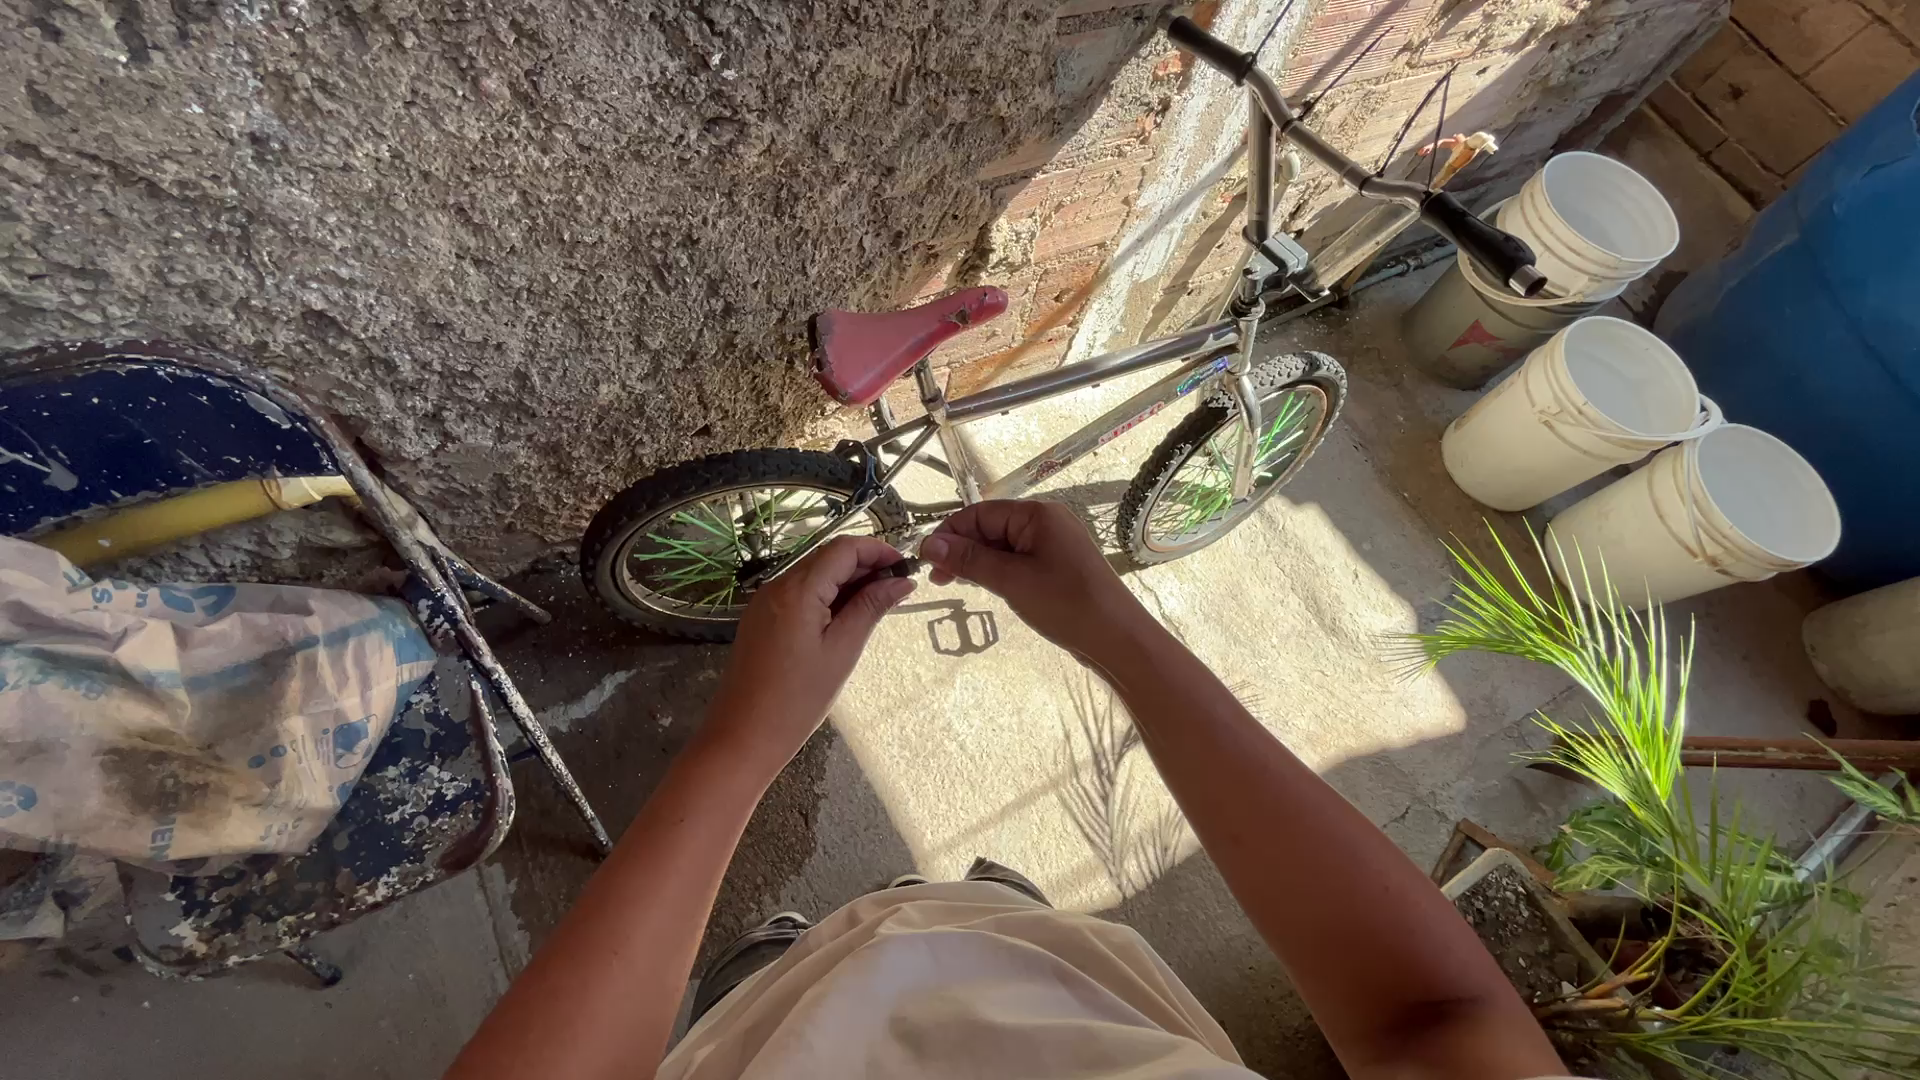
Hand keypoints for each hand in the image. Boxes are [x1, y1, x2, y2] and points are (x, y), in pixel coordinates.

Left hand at [702, 536, 914, 772]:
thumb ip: (871, 608)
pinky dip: (828, 595)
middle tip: (898, 588)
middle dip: (865, 564)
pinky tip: (847, 615)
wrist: (742, 737)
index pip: (843, 548)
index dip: (877, 550)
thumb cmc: (797, 699)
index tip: (905, 566)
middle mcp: (778, 586)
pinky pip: (800, 592)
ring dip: (848, 580)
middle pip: (828, 556)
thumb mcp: (842, 651)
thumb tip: (902, 581)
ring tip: (878, 603)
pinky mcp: (762, 618)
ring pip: (814, 573)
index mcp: (798, 590)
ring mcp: (766, 601)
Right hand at [918, 500, 1150, 658]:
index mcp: (1037, 514)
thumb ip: (969, 560)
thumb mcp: (1011, 580)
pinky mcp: (1057, 566)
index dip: (950, 534)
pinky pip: (1017, 560)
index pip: (980, 514)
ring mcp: (1053, 544)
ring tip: (954, 585)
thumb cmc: (1066, 604)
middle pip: (990, 528)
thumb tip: (929, 544)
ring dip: (976, 562)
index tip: (926, 560)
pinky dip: (997, 571)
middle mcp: (1046, 522)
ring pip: (1002, 546)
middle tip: (937, 580)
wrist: (1118, 638)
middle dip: (961, 550)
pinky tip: (983, 586)